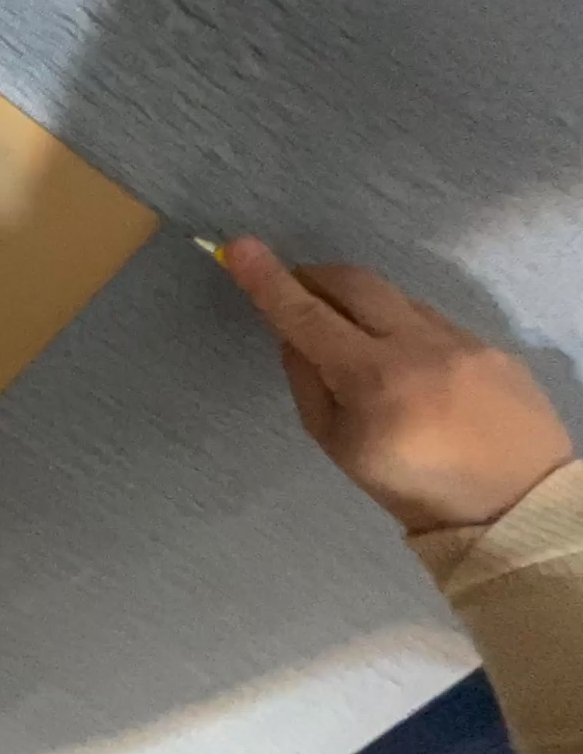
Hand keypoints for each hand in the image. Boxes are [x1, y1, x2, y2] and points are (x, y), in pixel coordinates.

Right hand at [226, 236, 573, 532]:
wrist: (516, 506)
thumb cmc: (403, 478)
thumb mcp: (331, 435)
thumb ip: (305, 376)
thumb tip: (293, 334)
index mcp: (373, 377)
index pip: (304, 314)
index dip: (266, 279)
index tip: (237, 247)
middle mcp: (422, 347)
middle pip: (355, 284)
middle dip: (312, 276)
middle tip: (288, 286)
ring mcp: (465, 343)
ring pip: (393, 298)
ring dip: (355, 302)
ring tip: (344, 332)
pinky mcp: (492, 347)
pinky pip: (427, 318)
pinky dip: (394, 323)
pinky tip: (395, 356)